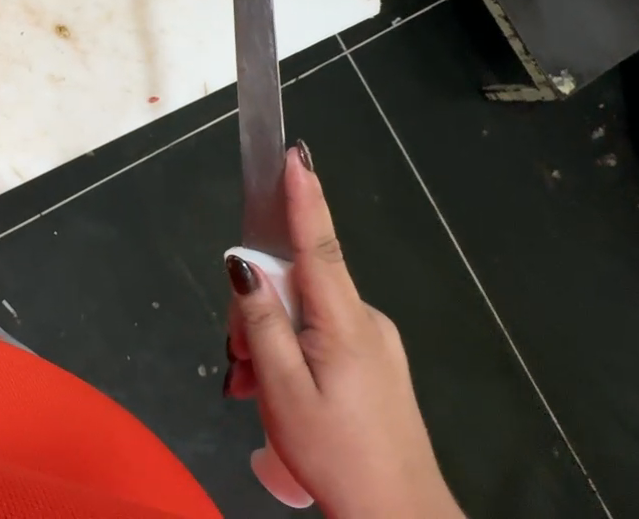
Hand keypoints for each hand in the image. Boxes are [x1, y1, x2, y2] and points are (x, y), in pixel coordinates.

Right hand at [224, 144, 464, 518]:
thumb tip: (242, 265)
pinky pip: (316, 332)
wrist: (401, 518)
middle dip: (254, 309)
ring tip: (254, 387)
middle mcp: (364, 320)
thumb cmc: (336, 453)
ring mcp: (373, 341)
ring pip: (299, 310)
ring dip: (266, 336)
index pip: (319, 245)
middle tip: (237, 363)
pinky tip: (275, 388)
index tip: (295, 155)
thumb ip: (259, 322)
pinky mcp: (373, 359)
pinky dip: (286, 349)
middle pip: (293, 282)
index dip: (305, 198)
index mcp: (345, 324)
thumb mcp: (281, 389)